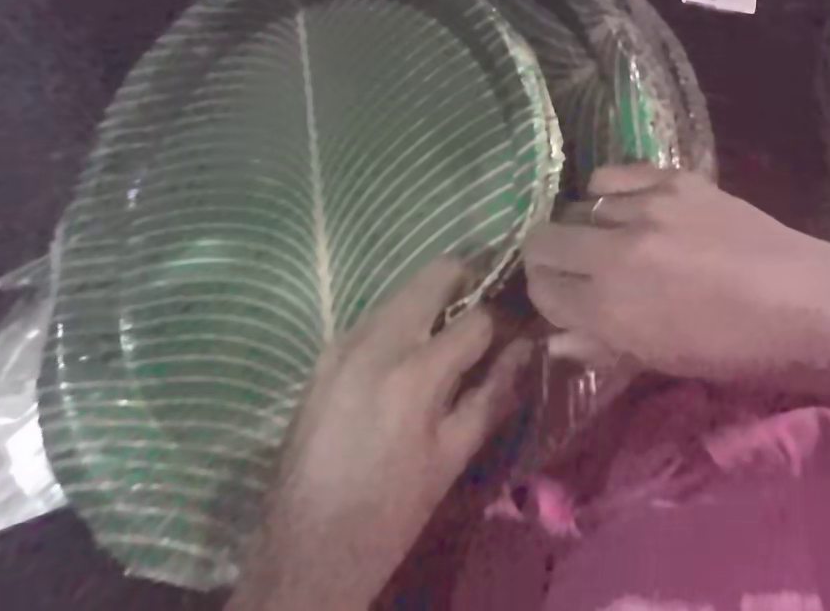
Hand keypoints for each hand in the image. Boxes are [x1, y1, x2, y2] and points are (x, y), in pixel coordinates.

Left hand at [231, 261, 531, 610]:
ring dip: (438, 299)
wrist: (302, 555)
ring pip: (406, 290)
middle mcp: (377, 342)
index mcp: (415, 374)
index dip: (508, 316)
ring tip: (456, 330)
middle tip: (492, 304)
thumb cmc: (391, 512)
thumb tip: (527, 346)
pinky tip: (415, 352)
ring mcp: (344, 343)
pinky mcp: (325, 355)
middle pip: (437, 274)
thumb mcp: (454, 456)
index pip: (479, 316)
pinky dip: (406, 320)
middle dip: (473, 281)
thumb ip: (495, 391)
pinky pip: (378, 316)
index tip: (521, 323)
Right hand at [524, 166, 829, 382]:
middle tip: (575, 268)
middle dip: (550, 258)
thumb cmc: (735, 347)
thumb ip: (598, 345)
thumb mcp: (660, 360)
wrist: (805, 298)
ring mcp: (647, 207)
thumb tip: (552, 336)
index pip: (541, 289)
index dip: (544, 295)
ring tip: (608, 237)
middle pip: (545, 240)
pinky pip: (614, 175)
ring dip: (583, 225)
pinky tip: (629, 207)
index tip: (560, 298)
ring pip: (577, 205)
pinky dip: (610, 193)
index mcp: (610, 307)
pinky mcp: (674, 179)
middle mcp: (617, 251)